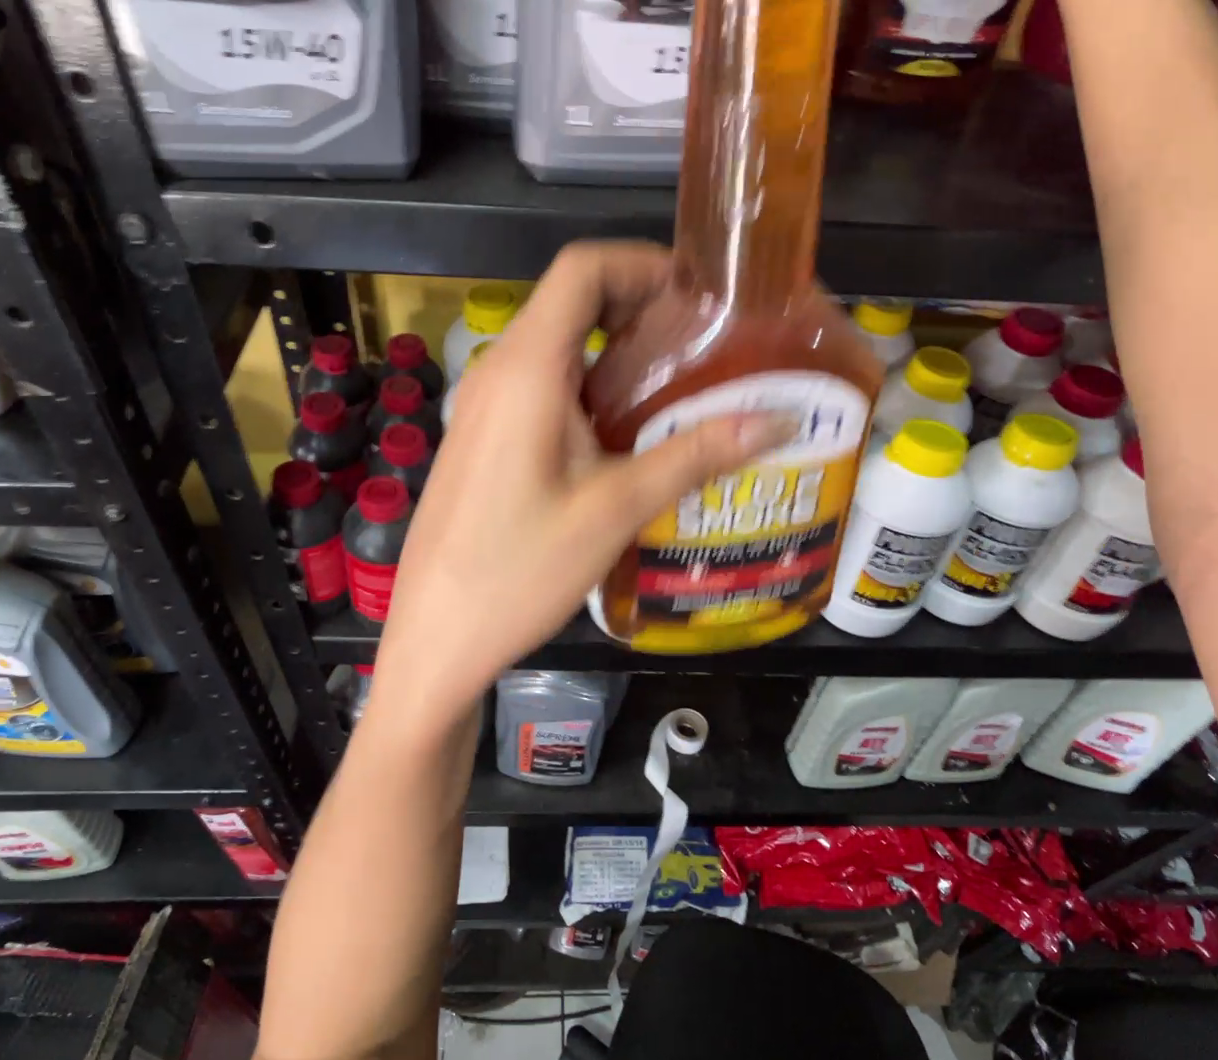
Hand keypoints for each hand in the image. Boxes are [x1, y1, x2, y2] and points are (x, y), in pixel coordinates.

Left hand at [369, 241, 791, 713]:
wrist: (437, 637)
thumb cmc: (520, 570)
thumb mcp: (616, 509)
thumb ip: (697, 455)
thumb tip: (780, 420)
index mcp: (527, 368)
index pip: (582, 268)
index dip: (645, 265)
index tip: (702, 296)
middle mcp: (497, 372)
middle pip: (572, 303)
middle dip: (642, 310)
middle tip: (710, 347)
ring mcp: (482, 408)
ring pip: (558, 350)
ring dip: (619, 356)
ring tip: (685, 392)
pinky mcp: (481, 441)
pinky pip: (540, 391)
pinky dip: (589, 391)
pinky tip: (629, 438)